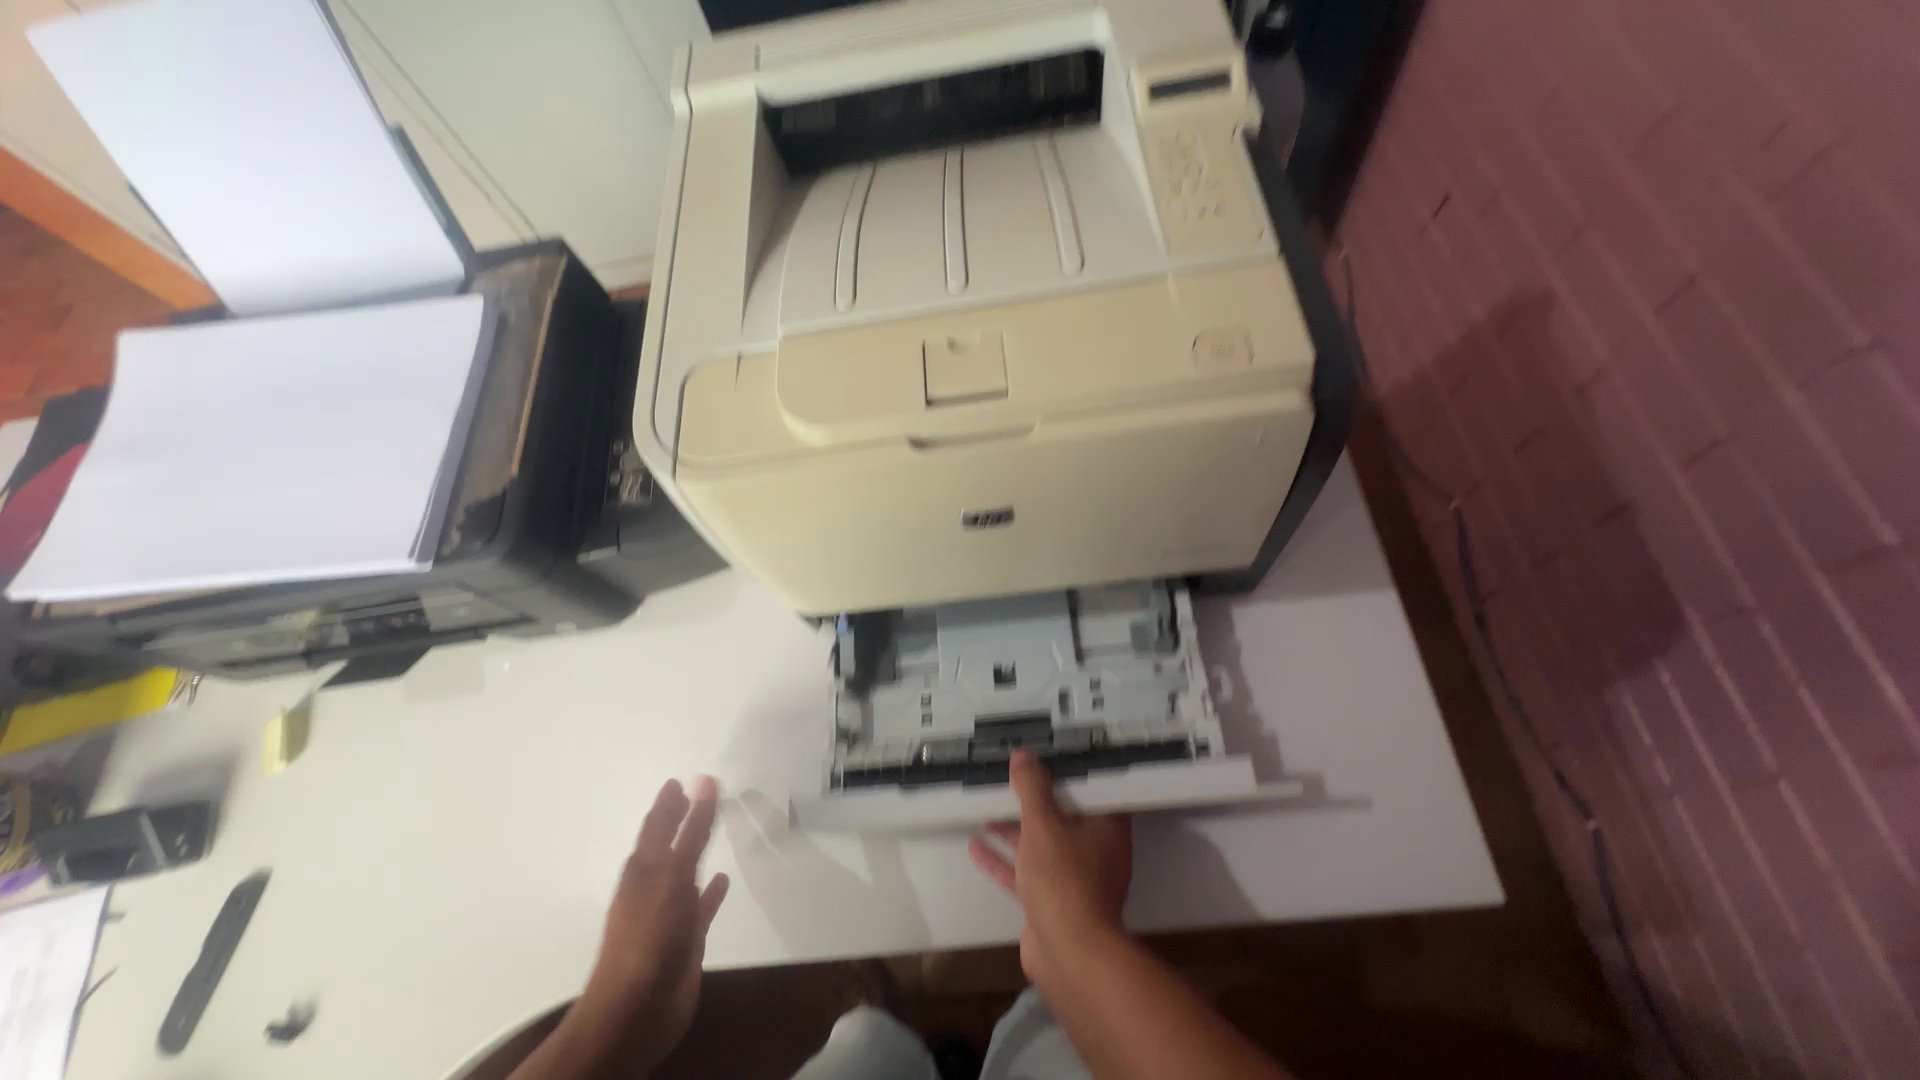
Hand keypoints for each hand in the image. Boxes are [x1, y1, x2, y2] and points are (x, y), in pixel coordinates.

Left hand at [579, 776, 729, 1071]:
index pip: (657, 826)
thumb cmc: (649, 936)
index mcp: (643, 869)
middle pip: (668, 846)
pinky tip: (724, 881)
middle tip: (695, 795)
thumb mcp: (672, 876)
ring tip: (714, 829)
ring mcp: (668, 914)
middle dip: (679, 821)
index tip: (681, 780)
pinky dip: (711, 892)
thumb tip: (702, 782)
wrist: (636, 1009)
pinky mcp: (685, 940)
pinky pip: (701, 907)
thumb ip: (691, 831)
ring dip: (696, 853)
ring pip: (685, 874)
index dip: (669, 803)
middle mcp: (653, 887)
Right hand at [968, 750, 1132, 987]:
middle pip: (1063, 817)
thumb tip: (1023, 753)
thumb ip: (1031, 788)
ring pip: (1041, 846)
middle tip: (1009, 778)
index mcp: (1106, 828)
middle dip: (1034, 800)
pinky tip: (975, 846)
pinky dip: (1003, 860)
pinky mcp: (1051, 903)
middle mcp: (1095, 851)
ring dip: (1014, 829)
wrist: (1068, 953)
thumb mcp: (1043, 824)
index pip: (1090, 790)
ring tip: (985, 807)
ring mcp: (1073, 880)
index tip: (1043, 755)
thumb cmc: (1064, 878)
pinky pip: (1025, 873)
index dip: (1067, 772)